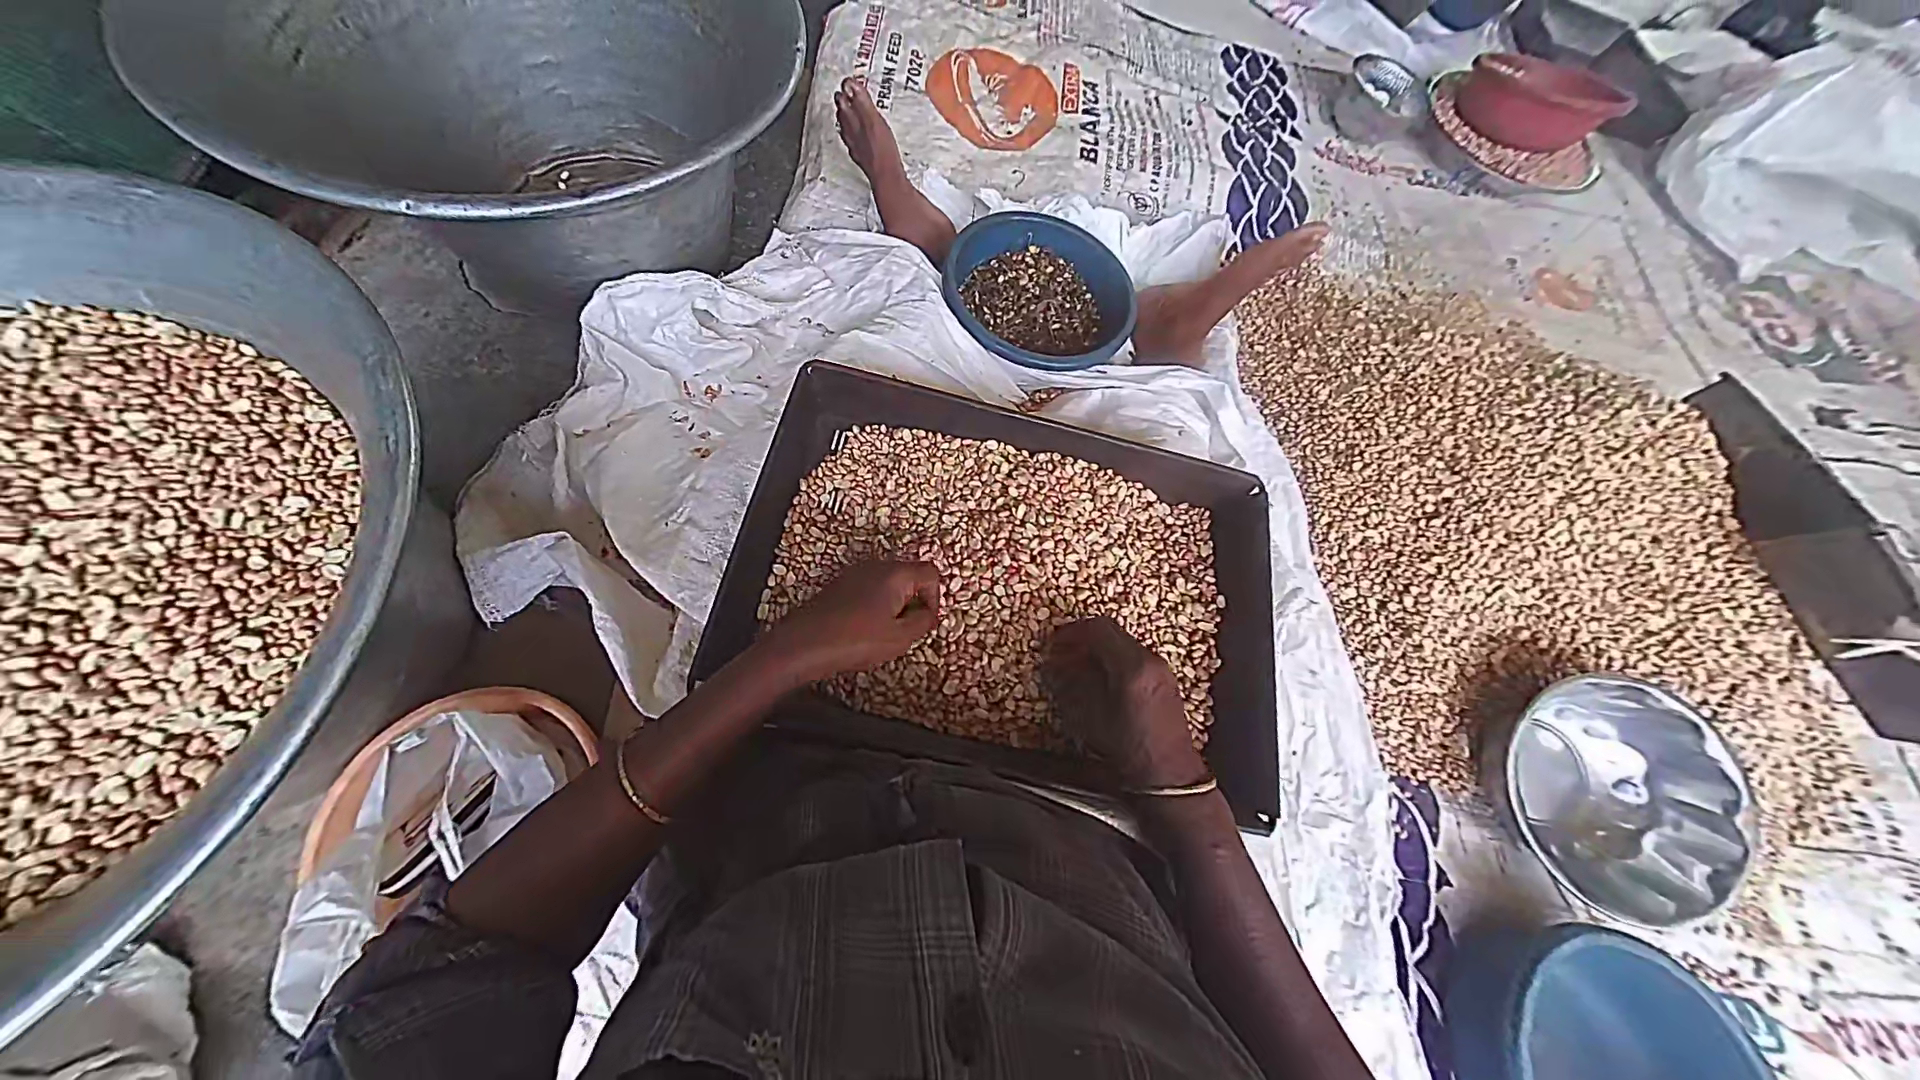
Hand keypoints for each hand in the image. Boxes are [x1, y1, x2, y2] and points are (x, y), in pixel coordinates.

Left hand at [759, 560, 940, 683]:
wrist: (802, 644)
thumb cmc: (854, 640)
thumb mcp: (900, 638)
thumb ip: (923, 622)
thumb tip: (927, 614)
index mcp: (895, 573)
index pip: (931, 574)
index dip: (934, 599)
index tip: (924, 622)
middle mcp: (875, 566)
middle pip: (909, 577)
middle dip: (913, 603)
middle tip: (905, 631)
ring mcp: (854, 574)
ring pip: (888, 585)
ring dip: (893, 607)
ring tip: (882, 634)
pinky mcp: (839, 586)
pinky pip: (868, 591)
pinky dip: (874, 608)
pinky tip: (862, 631)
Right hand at [1042, 616, 1207, 789]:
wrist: (1167, 777)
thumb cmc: (1127, 750)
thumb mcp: (1089, 716)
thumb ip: (1071, 682)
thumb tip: (1056, 663)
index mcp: (1132, 665)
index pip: (1098, 628)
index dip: (1070, 632)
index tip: (1053, 643)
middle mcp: (1150, 660)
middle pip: (1111, 632)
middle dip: (1082, 639)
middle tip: (1061, 652)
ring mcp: (1160, 670)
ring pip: (1122, 644)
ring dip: (1097, 649)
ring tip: (1075, 666)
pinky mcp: (1164, 681)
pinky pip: (1133, 658)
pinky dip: (1111, 660)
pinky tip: (1097, 679)